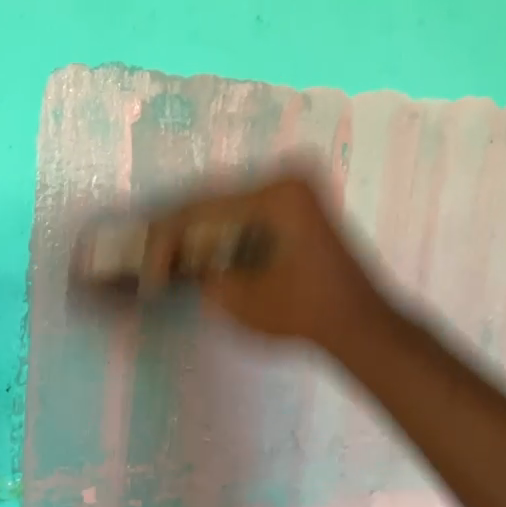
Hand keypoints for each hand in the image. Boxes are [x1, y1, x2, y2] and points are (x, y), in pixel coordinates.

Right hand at [141, 167, 396, 347]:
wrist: (361, 327)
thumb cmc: (303, 313)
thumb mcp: (237, 297)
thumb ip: (198, 272)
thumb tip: (169, 261)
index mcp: (275, 193)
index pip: (201, 210)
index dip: (163, 243)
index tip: (144, 273)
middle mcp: (285, 179)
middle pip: (212, 204)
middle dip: (176, 236)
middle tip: (148, 264)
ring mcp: (295, 192)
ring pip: (226, 210)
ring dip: (195, 236)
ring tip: (166, 262)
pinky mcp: (298, 210)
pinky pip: (246, 216)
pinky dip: (220, 237)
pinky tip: (197, 256)